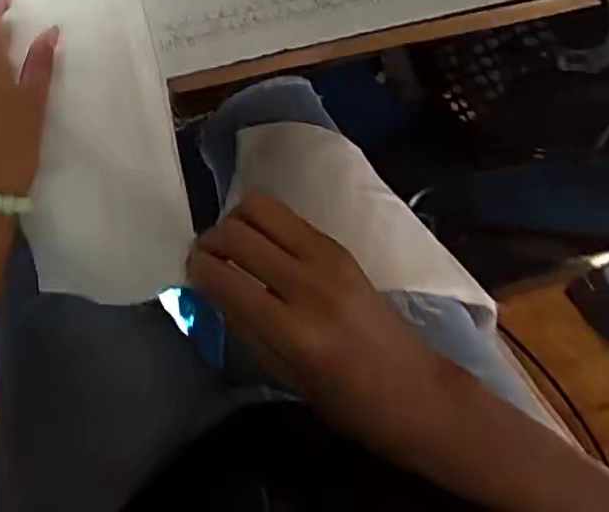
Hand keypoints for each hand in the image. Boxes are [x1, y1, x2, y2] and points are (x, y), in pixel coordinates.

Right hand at [188, 194, 453, 468]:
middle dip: (209, 240)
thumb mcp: (285, 377)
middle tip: (205, 256)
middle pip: (237, 233)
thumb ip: (244, 325)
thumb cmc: (348, 401)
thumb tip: (210, 284)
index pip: (227, 279)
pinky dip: (260, 223)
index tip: (190, 271)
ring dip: (234, 221)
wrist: (417, 390)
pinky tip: (261, 246)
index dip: (199, 269)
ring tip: (232, 245)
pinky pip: (283, 215)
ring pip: (258, 207)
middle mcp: (310, 284)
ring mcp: (326, 256)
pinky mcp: (336, 243)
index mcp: (296, 331)